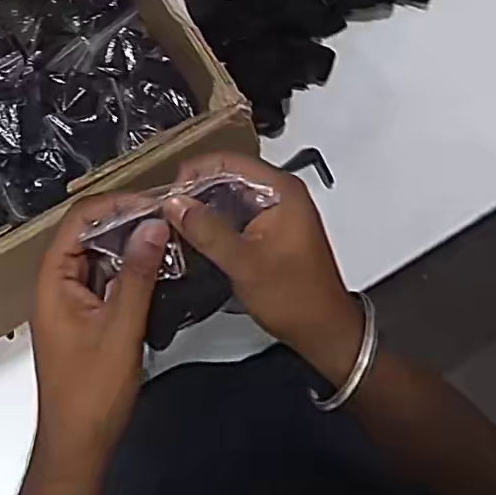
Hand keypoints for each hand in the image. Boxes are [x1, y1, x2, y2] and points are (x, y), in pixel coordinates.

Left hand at [27, 193, 166, 472]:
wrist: (78, 445)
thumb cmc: (91, 391)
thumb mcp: (120, 328)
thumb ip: (137, 274)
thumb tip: (154, 224)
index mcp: (53, 276)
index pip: (80, 219)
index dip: (115, 204)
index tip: (152, 203)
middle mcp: (57, 279)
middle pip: (89, 233)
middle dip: (126, 221)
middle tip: (166, 217)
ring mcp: (70, 296)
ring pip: (99, 255)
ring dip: (129, 245)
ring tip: (167, 236)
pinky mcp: (84, 312)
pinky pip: (105, 277)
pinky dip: (128, 269)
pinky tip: (155, 267)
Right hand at [160, 152, 364, 382]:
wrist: (325, 333)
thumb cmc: (298, 299)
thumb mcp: (245, 264)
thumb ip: (207, 231)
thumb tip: (175, 204)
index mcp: (281, 191)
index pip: (227, 160)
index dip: (194, 171)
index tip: (173, 190)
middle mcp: (280, 192)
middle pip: (225, 173)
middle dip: (194, 188)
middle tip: (170, 206)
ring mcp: (275, 208)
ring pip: (226, 191)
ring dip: (201, 203)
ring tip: (177, 218)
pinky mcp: (268, 225)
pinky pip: (232, 208)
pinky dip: (212, 217)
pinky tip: (195, 232)